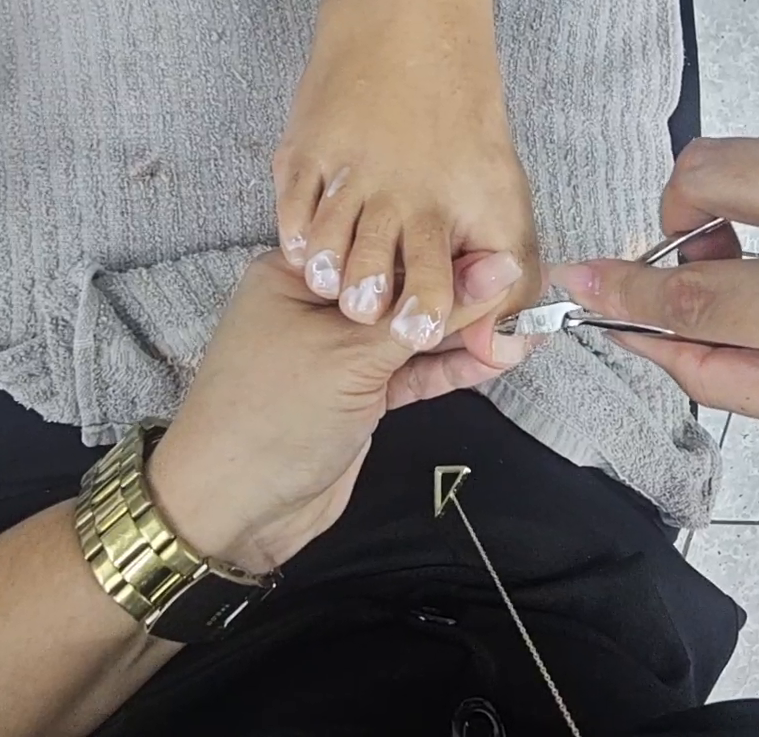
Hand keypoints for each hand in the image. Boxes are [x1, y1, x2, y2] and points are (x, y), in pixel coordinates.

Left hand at [147, 250, 535, 573]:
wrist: (229, 514)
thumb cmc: (275, 413)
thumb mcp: (356, 353)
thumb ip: (434, 312)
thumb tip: (505, 266)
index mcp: (302, 272)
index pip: (386, 245)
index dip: (447, 248)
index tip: (507, 247)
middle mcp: (323, 305)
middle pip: (404, 289)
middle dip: (465, 293)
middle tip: (529, 290)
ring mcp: (342, 353)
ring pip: (414, 333)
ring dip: (466, 335)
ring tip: (526, 326)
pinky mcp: (361, 394)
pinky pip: (412, 372)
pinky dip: (451, 368)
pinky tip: (496, 357)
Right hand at [274, 0, 541, 348]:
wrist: (412, 12)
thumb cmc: (464, 110)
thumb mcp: (505, 187)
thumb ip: (512, 267)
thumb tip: (503, 345)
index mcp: (464, 206)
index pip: (444, 298)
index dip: (432, 326)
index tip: (421, 327)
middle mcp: (407, 193)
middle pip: (380, 290)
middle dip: (376, 313)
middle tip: (371, 310)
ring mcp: (353, 169)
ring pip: (328, 258)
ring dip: (332, 280)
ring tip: (338, 281)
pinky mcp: (309, 146)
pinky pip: (291, 215)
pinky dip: (298, 241)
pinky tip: (310, 242)